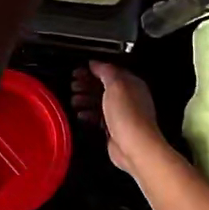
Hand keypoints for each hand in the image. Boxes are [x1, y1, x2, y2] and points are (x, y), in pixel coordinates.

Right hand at [72, 61, 173, 177]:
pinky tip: (81, 114)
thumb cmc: (129, 116)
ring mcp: (122, 114)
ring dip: (85, 100)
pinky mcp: (115, 129)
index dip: (94, 70)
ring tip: (74, 99)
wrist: (134, 146)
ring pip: (100, 103)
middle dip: (87, 85)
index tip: (79, 71)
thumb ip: (106, 71)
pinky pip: (99, 118)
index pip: (110, 71)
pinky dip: (88, 115)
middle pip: (104, 87)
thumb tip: (96, 63)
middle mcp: (128, 98)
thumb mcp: (116, 85)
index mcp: (132, 83)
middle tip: (73, 85)